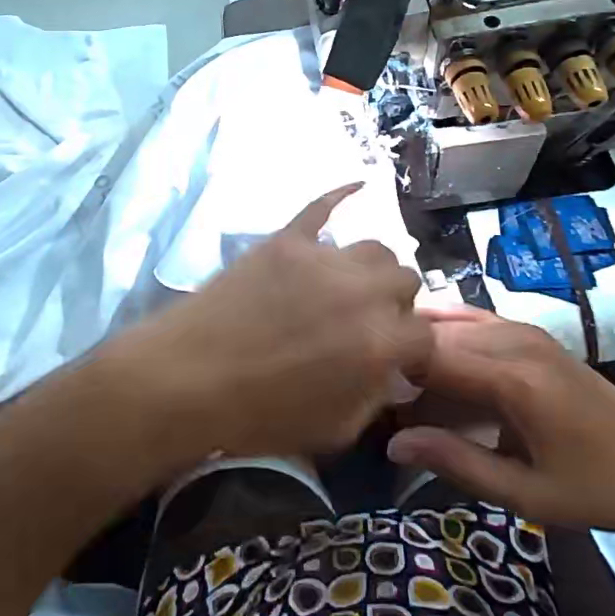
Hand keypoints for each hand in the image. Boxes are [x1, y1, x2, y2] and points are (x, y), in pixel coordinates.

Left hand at [95, 183, 431, 458]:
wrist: (189, 378)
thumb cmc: (260, 416)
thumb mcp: (335, 430)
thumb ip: (376, 397)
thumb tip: (393, 372)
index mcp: (380, 344)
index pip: (425, 334)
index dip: (414, 350)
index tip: (398, 360)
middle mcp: (362, 292)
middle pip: (405, 280)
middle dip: (396, 304)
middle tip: (370, 323)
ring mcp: (323, 258)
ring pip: (374, 247)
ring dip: (372, 269)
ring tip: (350, 287)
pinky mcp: (287, 240)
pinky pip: (322, 206)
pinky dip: (342, 195)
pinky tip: (359, 185)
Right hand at [386, 309, 614, 545]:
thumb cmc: (593, 488)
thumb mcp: (526, 494)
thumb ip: (458, 463)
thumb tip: (393, 443)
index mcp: (514, 380)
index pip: (432, 358)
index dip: (393, 370)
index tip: (367, 394)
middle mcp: (515, 341)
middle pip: (436, 335)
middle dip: (402, 356)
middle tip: (377, 389)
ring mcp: (523, 329)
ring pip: (450, 321)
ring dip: (419, 342)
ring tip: (393, 370)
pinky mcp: (528, 330)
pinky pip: (472, 318)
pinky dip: (443, 327)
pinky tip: (423, 341)